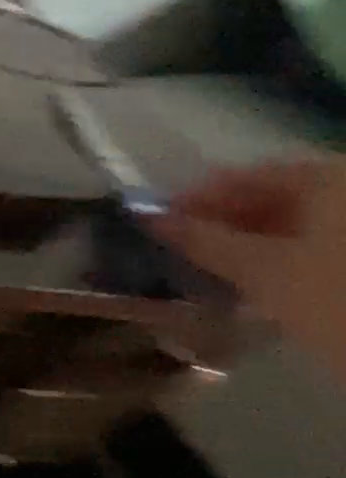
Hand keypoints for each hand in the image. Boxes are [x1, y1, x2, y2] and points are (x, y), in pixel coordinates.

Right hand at [149, 159, 345, 380]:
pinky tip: (277, 285)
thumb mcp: (263, 273)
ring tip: (225, 274)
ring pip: (309, 223)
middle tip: (186, 251)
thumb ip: (202, 240)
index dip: (194, 199)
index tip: (158, 226)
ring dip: (261, 244)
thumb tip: (150, 218)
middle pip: (280, 197)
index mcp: (332, 178)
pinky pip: (334, 245)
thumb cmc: (343, 302)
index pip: (244, 176)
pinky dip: (300, 258)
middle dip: (229, 223)